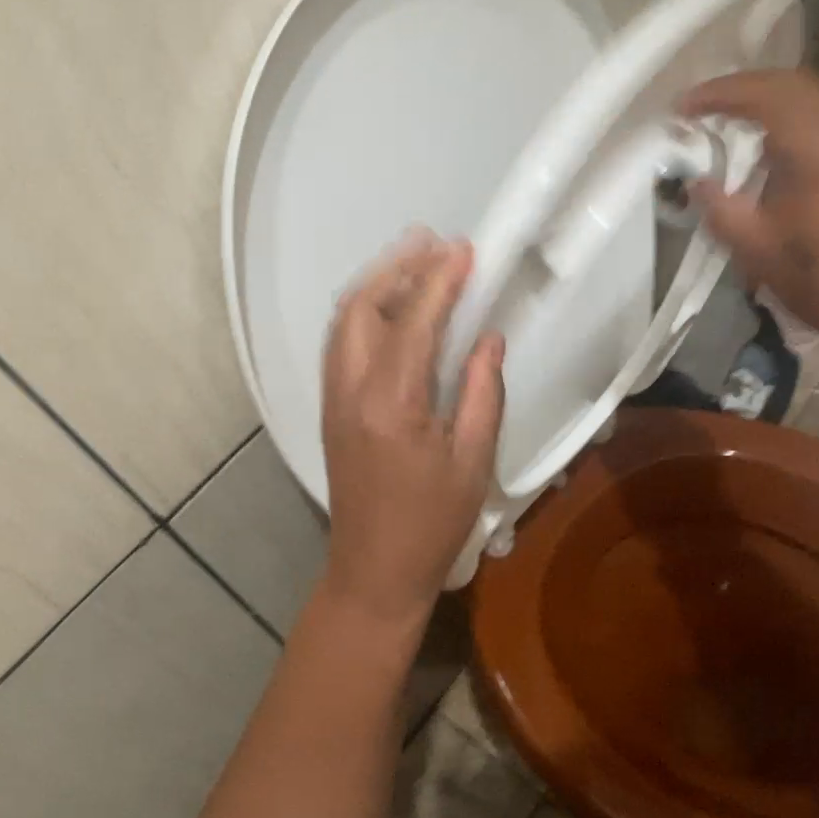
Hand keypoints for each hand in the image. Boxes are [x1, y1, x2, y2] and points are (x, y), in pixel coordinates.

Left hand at [320, 230, 505, 624]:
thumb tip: (487, 340)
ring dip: (376, 286)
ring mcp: (333, 400)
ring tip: (414, 264)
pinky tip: (392, 312)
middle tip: (434, 245)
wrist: (374, 572)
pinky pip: (340, 346)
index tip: (464, 250)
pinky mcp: (330, 412)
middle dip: (397, 267)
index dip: (440, 281)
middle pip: (362, 307)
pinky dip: (363, 315)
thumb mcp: (472, 462)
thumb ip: (481, 394)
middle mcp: (351, 391)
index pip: (414, 322)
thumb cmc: (431, 525)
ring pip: (344, 323)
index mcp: (391, 404)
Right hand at [680, 70, 818, 349]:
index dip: (718, 94)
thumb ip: (721, 210)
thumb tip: (698, 183)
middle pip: (794, 86)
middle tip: (705, 109)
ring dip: (772, 107)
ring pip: (817, 102)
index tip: (681, 109)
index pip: (764, 93)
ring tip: (734, 129)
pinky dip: (797, 127)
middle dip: (744, 91)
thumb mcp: (759, 251)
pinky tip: (775, 157)